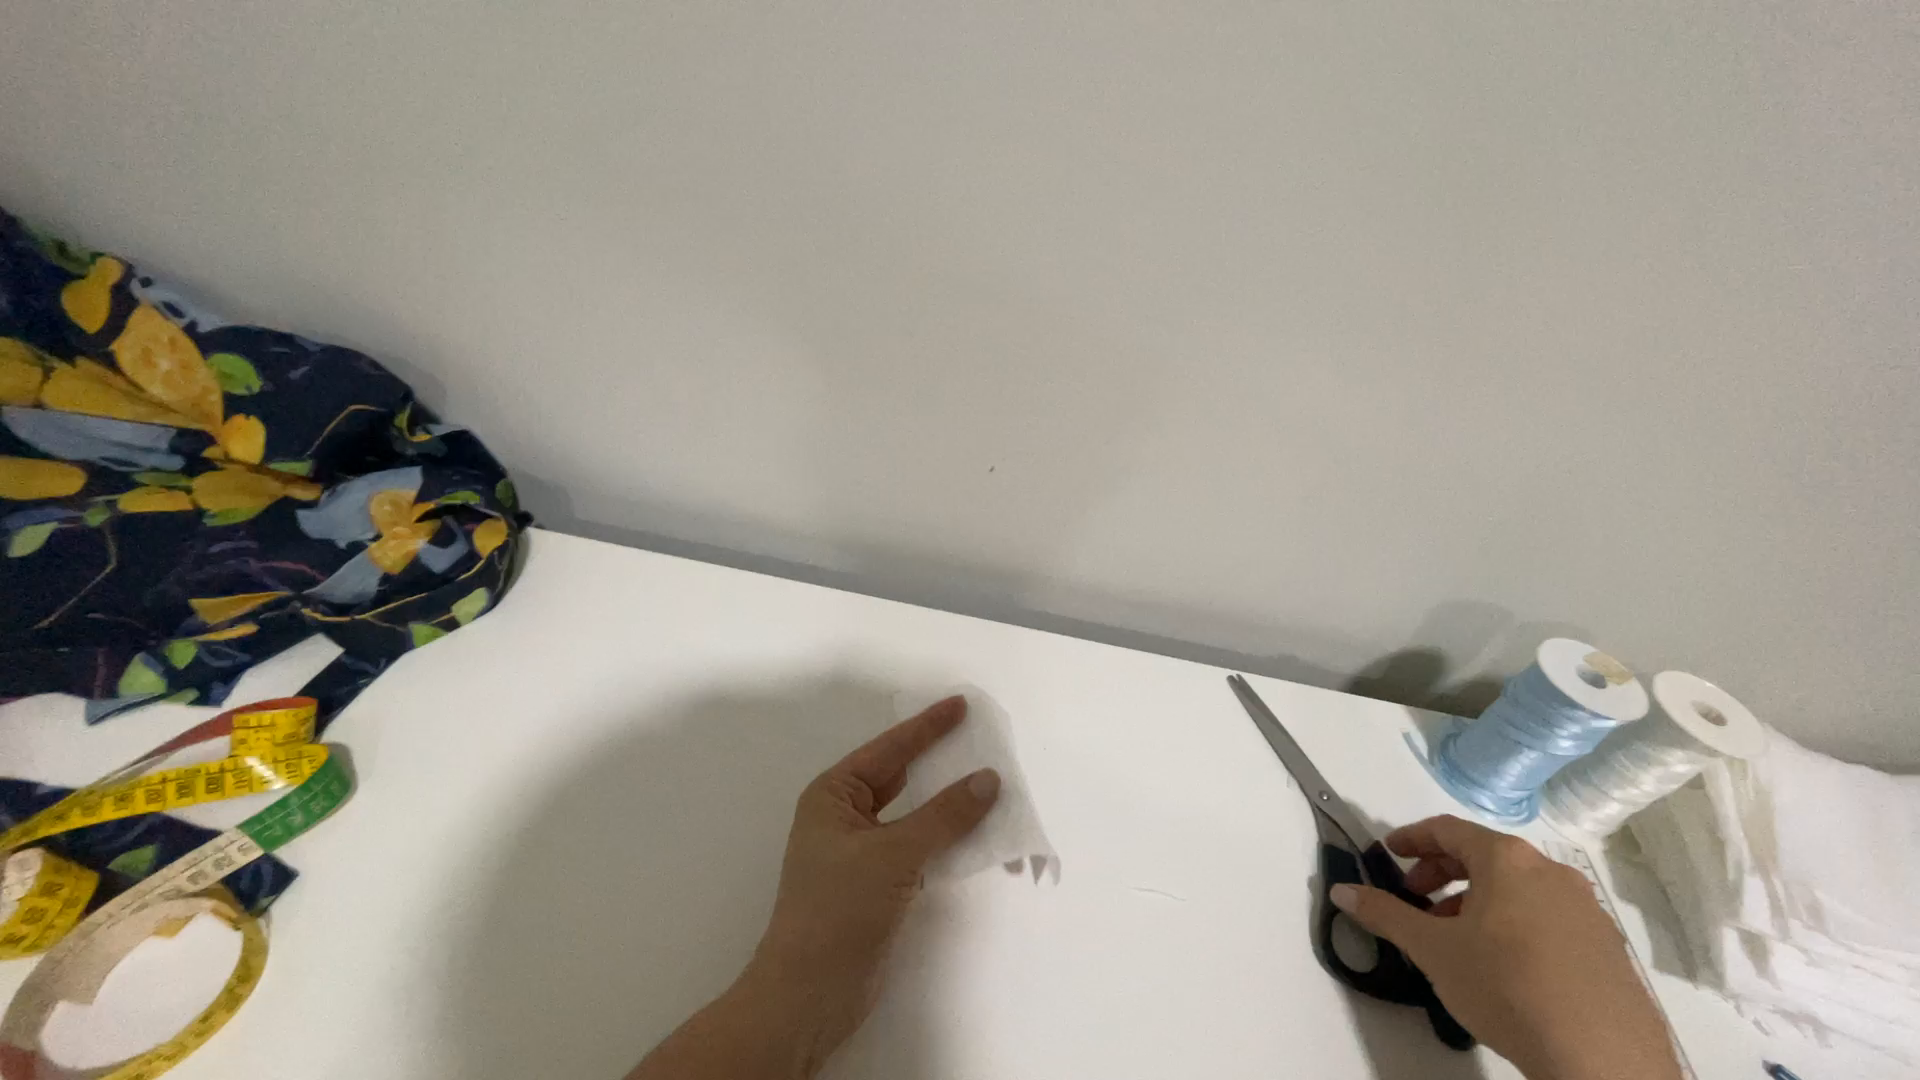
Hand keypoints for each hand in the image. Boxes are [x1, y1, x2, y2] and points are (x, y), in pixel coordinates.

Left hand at [630, 696, 999, 1079]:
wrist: (809, 995)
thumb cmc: (839, 909)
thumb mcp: (893, 854)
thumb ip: (944, 816)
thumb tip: (988, 780)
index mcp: (834, 795)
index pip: (890, 750)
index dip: (927, 727)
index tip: (962, 704)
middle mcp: (846, 816)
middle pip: (902, 778)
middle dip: (941, 762)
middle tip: (982, 741)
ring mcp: (862, 852)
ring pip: (915, 815)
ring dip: (950, 804)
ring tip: (991, 783)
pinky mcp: (879, 884)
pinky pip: (920, 847)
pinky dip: (948, 839)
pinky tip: (978, 833)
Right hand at [1330, 815, 1680, 1079]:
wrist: (1603, 1062)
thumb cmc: (1506, 986)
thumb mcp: (1431, 949)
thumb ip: (1384, 913)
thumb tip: (1341, 891)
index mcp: (1508, 860)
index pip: (1448, 829)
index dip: (1412, 838)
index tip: (1389, 852)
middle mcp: (1552, 873)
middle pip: (1484, 856)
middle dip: (1442, 873)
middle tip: (1416, 899)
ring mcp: (1588, 911)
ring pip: (1518, 889)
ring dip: (1477, 902)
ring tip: (1456, 940)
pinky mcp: (1609, 949)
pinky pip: (1549, 918)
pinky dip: (1515, 924)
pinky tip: (1503, 966)